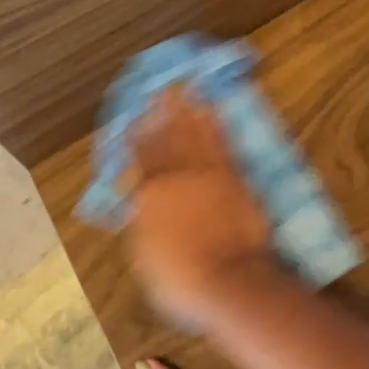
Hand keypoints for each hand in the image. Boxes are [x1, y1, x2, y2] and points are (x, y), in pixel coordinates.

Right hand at [129, 88, 276, 322]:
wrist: (231, 279)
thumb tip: (139, 200)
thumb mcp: (147, 254)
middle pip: (167, 140)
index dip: (136, 138)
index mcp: (150, 197)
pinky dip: (216, 124)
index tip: (132, 118)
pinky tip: (214, 110)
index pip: (140, 160)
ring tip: (182, 89)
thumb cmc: (182, 278)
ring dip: (187, 111)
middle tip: (157, 90)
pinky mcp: (235, 178)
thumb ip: (143, 221)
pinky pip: (223, 143)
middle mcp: (177, 178)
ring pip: (194, 135)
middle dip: (161, 114)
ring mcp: (209, 175)